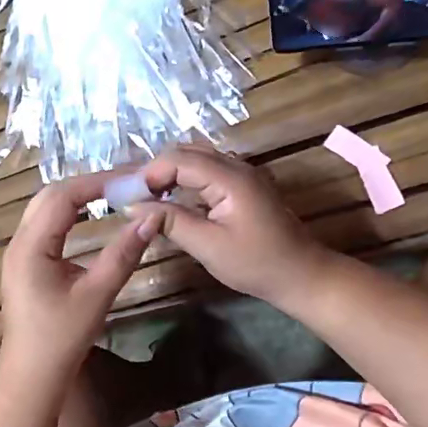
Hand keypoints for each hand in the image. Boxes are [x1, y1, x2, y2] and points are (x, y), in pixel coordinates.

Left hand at [0, 171, 159, 379]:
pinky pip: (47, 225)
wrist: (33, 376)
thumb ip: (123, 254)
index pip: (63, 196)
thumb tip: (151, 218)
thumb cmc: (62, 338)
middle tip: (126, 183)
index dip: (98, 182)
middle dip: (88, 185)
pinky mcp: (26, 264)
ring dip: (79, 197)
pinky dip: (71, 214)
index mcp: (30, 246)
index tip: (132, 179)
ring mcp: (19, 253)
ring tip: (114, 194)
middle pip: (51, 196)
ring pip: (46, 209)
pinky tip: (92, 217)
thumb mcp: (97, 295)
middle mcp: (19, 243)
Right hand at [126, 145, 336, 303]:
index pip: (178, 160)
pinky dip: (185, 179)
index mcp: (229, 178)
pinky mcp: (244, 185)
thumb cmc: (256, 264)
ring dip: (170, 173)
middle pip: (186, 152)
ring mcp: (243, 173)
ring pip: (197, 159)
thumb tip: (135, 207)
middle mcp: (236, 166)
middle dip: (156, 169)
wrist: (301, 274)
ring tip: (146, 196)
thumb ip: (171, 222)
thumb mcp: (208, 246)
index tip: (126, 196)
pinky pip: (208, 171)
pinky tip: (172, 199)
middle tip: (131, 195)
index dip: (148, 174)